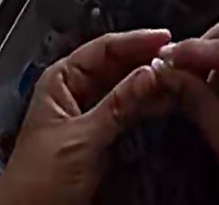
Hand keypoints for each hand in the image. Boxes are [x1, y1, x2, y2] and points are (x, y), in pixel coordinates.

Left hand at [0, 28, 171, 204]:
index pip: (104, 48)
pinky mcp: (102, 139)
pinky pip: (127, 114)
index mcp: (63, 79)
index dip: (135, 41)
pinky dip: (146, 107)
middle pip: (117, 66)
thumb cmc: (40, 181)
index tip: (164, 37)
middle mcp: (78, 90)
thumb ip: (117, 105)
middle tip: (177, 58)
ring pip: (125, 89)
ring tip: (178, 77)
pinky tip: (165, 102)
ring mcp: (91, 114)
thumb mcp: (81, 140)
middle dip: (145, 61)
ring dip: (149, 84)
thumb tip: (150, 72)